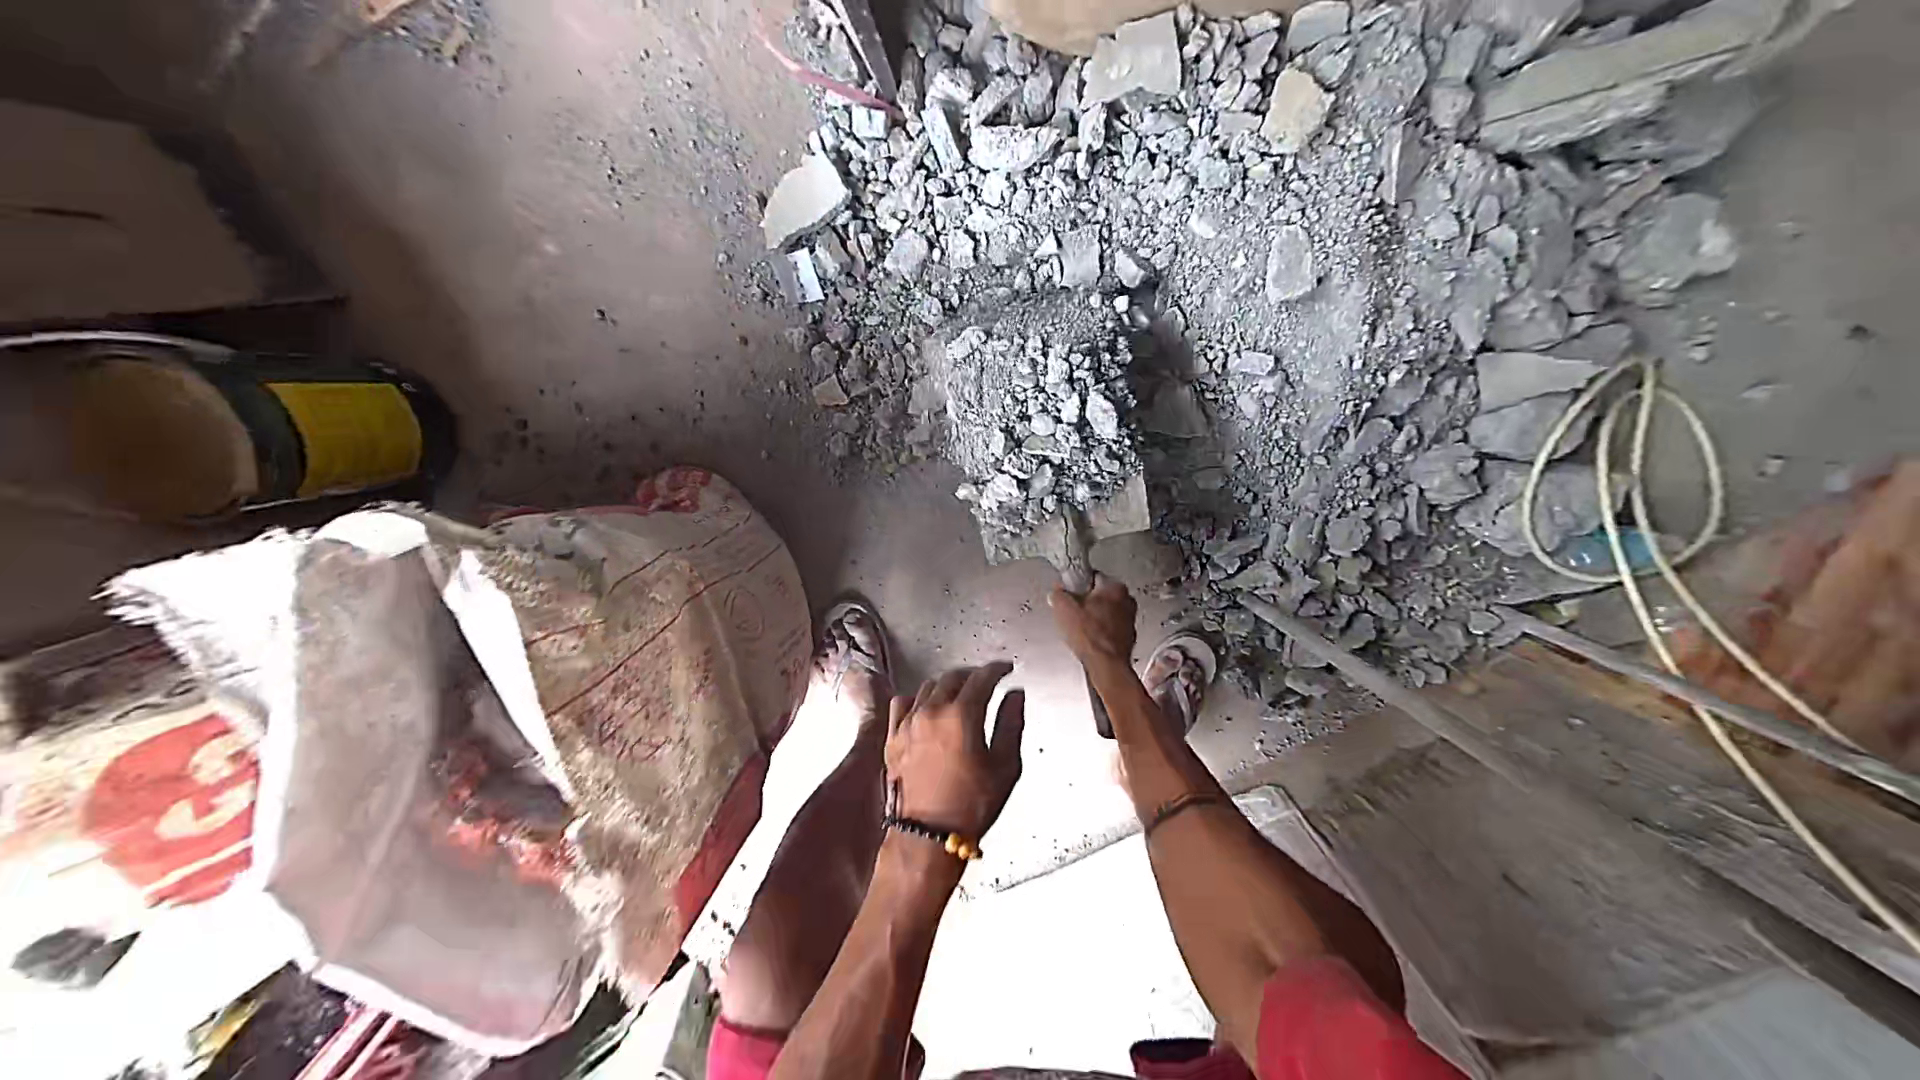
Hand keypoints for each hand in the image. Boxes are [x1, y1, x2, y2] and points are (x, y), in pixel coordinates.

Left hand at [886, 663, 1024, 841]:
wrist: (929, 835)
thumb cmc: (969, 806)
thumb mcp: (1005, 766)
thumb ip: (1011, 724)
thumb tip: (1015, 697)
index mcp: (961, 715)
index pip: (982, 677)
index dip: (997, 669)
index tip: (1005, 669)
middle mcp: (932, 712)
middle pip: (954, 677)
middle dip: (973, 675)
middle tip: (986, 682)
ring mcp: (909, 724)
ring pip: (928, 687)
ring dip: (947, 686)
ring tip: (960, 695)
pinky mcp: (893, 738)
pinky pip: (902, 704)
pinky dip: (917, 699)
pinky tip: (926, 707)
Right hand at [1049, 577, 1138, 665]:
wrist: (1106, 664)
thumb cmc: (1092, 636)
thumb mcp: (1063, 607)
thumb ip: (1058, 593)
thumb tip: (1057, 593)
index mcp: (1115, 587)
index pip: (1093, 576)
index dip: (1077, 585)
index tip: (1070, 591)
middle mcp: (1127, 601)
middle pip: (1101, 595)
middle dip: (1087, 602)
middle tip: (1074, 612)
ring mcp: (1129, 620)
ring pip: (1106, 612)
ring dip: (1094, 618)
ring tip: (1081, 628)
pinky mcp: (1128, 637)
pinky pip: (1110, 629)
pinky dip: (1101, 633)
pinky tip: (1090, 639)